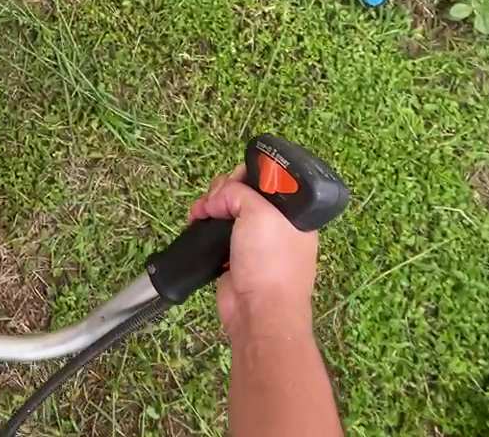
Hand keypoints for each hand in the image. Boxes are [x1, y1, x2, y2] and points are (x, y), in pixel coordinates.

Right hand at [189, 168, 318, 339]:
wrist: (259, 312)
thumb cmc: (268, 261)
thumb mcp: (260, 214)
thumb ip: (237, 193)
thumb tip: (214, 202)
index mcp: (293, 216)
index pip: (268, 182)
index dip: (246, 176)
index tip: (231, 182)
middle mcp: (275, 226)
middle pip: (242, 192)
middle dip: (221, 191)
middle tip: (214, 202)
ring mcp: (254, 241)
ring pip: (225, 208)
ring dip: (208, 205)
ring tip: (199, 214)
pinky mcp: (234, 253)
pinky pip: (217, 227)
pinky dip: (204, 221)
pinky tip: (196, 222)